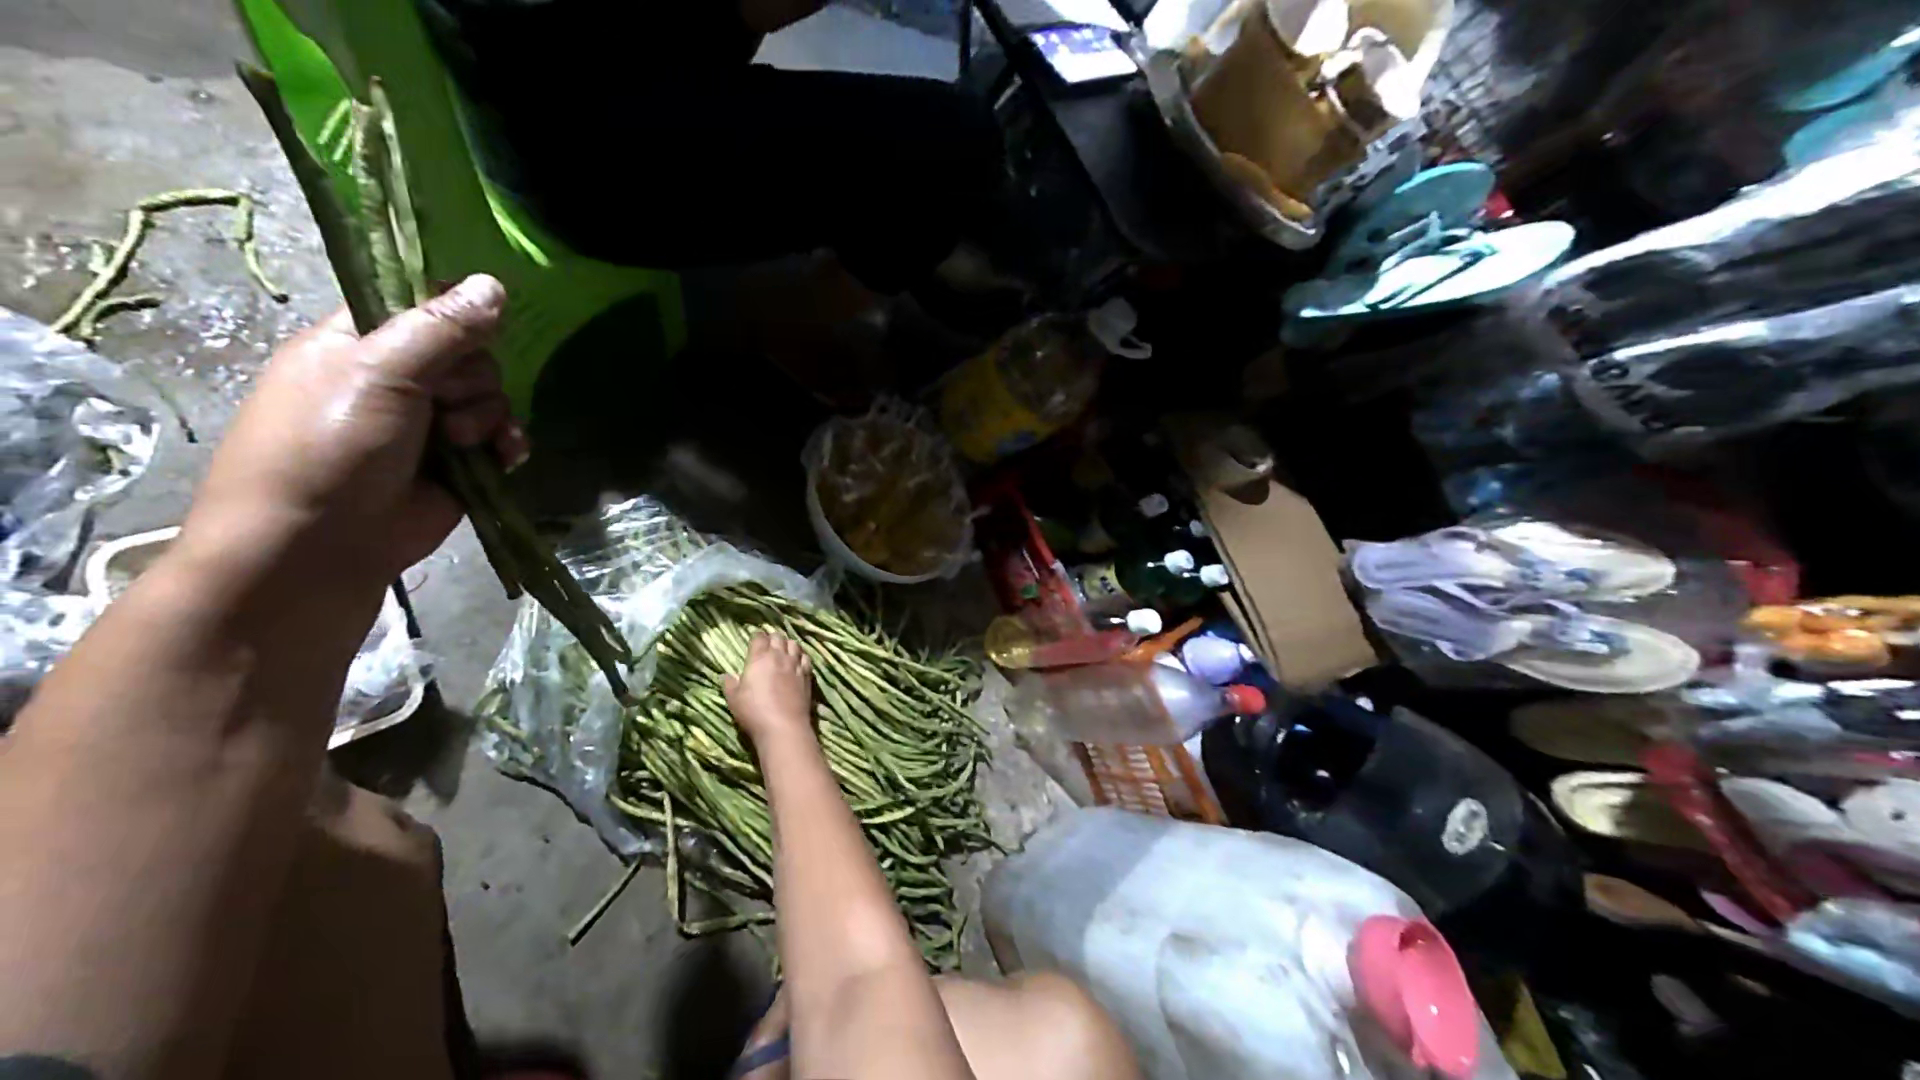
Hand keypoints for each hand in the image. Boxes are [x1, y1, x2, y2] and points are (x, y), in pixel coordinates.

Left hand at [178, 275, 525, 596]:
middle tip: (446, 404)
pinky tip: (507, 457)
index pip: (423, 304)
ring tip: (462, 443)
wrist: (322, 544)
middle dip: (472, 381)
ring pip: (493, 397)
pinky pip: (505, 438)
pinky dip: (510, 445)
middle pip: (472, 354)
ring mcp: (433, 423)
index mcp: (363, 342)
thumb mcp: (379, 373)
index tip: (476, 329)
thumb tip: (496, 284)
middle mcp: (401, 378)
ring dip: (488, 418)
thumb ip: (441, 329)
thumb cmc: (330, 447)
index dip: (456, 312)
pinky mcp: (462, 463)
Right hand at [724, 632, 814, 744]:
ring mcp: (795, 665)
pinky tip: (798, 660)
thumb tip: (725, 675)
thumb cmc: (754, 711)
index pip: (759, 637)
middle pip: (778, 637)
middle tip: (768, 644)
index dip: (756, 636)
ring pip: (794, 644)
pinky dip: (801, 655)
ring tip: (784, 649)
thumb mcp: (734, 699)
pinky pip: (806, 658)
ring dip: (788, 644)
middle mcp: (779, 656)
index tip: (754, 639)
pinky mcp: (807, 675)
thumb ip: (729, 684)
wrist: (783, 726)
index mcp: (759, 658)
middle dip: (772, 637)